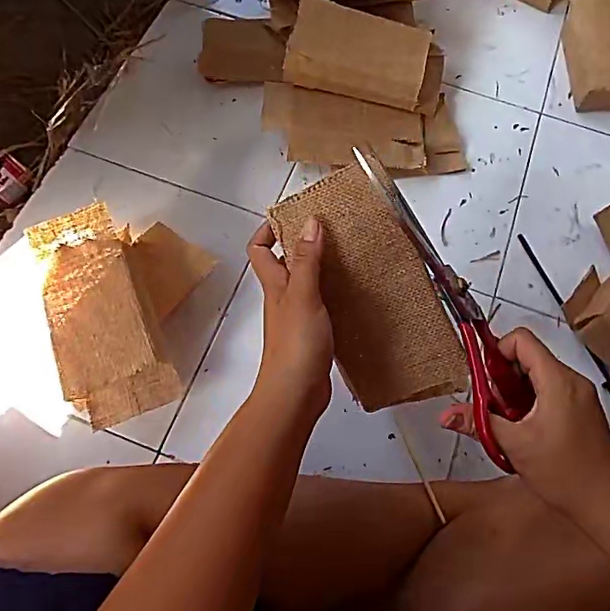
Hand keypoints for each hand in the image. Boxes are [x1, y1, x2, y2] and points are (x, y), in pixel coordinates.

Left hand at [247, 218, 333, 418]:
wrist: (296, 393)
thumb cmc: (294, 346)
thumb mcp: (303, 295)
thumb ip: (307, 260)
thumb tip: (309, 223)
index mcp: (275, 285)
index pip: (259, 249)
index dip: (267, 230)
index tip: (290, 217)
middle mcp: (282, 298)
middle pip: (283, 263)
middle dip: (300, 244)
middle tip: (327, 230)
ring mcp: (297, 316)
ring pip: (304, 283)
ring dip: (320, 268)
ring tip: (344, 255)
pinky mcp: (312, 333)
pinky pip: (320, 304)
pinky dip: (332, 294)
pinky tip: (350, 293)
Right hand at [441, 329, 609, 522]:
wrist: (606, 505)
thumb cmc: (565, 474)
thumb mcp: (513, 444)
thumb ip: (477, 422)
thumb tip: (446, 415)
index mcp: (558, 381)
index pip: (521, 340)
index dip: (497, 351)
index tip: (485, 378)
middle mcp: (572, 381)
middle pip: (528, 356)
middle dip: (503, 377)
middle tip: (494, 406)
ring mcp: (580, 395)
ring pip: (537, 374)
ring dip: (515, 391)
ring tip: (509, 420)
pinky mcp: (582, 408)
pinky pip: (549, 389)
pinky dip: (530, 400)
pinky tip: (524, 428)